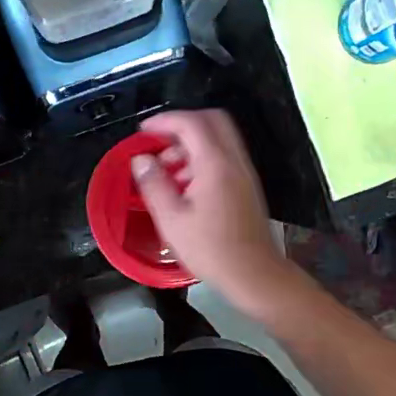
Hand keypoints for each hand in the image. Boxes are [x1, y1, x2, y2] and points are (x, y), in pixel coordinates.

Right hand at [132, 110, 299, 309]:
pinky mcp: (246, 187)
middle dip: (181, 126)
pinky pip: (224, 158)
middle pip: (211, 121)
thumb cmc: (210, 250)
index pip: (191, 123)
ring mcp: (244, 173)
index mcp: (215, 163)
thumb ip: (153, 184)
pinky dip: (203, 160)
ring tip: (167, 172)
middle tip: (158, 144)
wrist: (254, 274)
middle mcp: (234, 161)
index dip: (164, 121)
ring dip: (191, 146)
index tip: (143, 131)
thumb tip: (141, 160)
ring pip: (219, 140)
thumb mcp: (171, 219)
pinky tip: (186, 188)